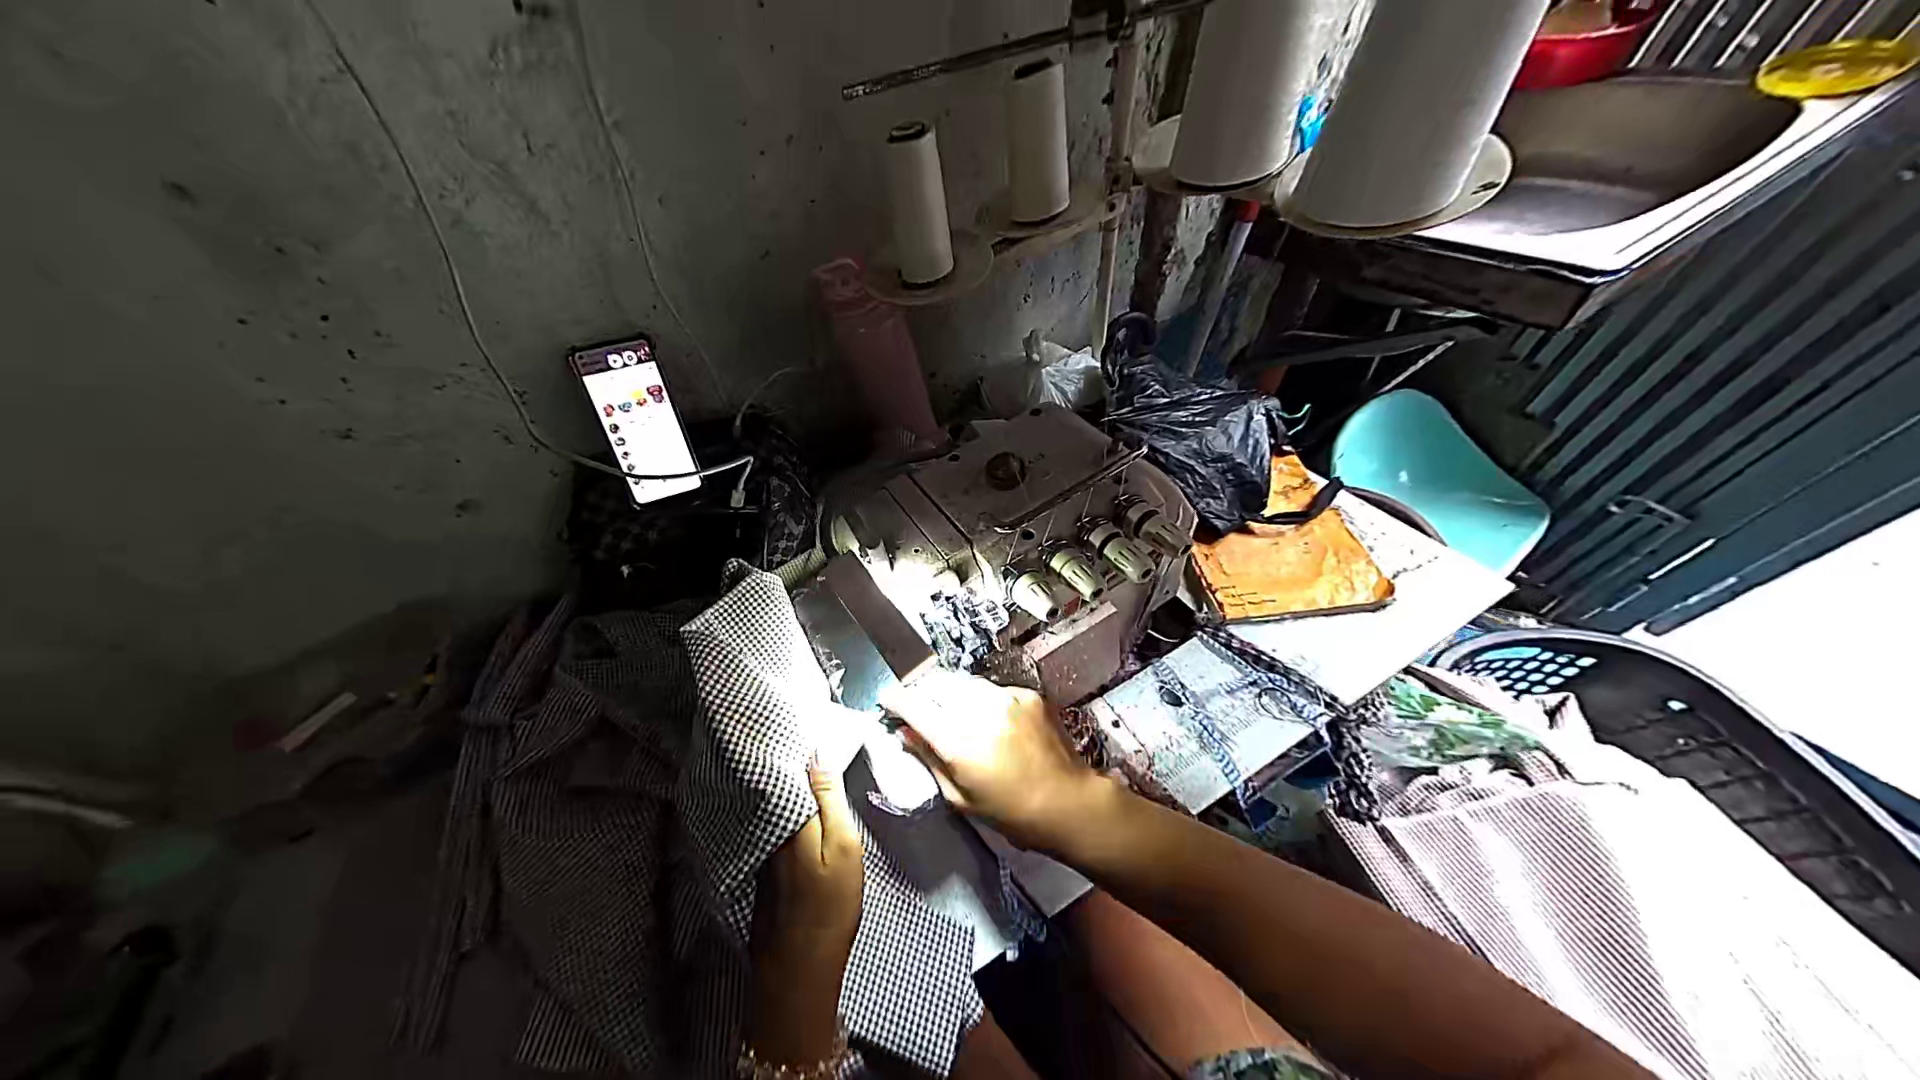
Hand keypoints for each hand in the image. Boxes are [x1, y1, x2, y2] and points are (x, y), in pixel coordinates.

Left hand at [749, 756, 862, 1067]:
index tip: (809, 719)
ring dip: (788, 783)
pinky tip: (798, 802)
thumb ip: (830, 801)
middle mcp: (770, 828)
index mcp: (790, 818)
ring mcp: (765, 849)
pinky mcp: (766, 867)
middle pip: (780, 784)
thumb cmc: (829, 904)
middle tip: (809, 732)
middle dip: (792, 759)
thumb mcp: (843, 847)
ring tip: (804, 757)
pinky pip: (776, 823)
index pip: (789, 768)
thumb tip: (817, 755)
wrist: (798, 968)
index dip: (798, 744)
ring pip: (777, 804)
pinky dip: (786, 808)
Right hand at [879, 670, 1106, 850]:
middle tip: (925, 713)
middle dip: (926, 696)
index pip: (914, 705)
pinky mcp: (1028, 694)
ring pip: (965, 683)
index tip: (890, 702)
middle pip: (937, 686)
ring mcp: (1007, 698)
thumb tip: (906, 733)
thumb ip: (929, 759)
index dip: (896, 700)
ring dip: (954, 695)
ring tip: (961, 718)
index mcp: (959, 742)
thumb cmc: (1013, 812)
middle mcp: (980, 712)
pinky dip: (985, 700)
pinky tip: (993, 722)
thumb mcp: (960, 797)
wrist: (1068, 801)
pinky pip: (993, 689)